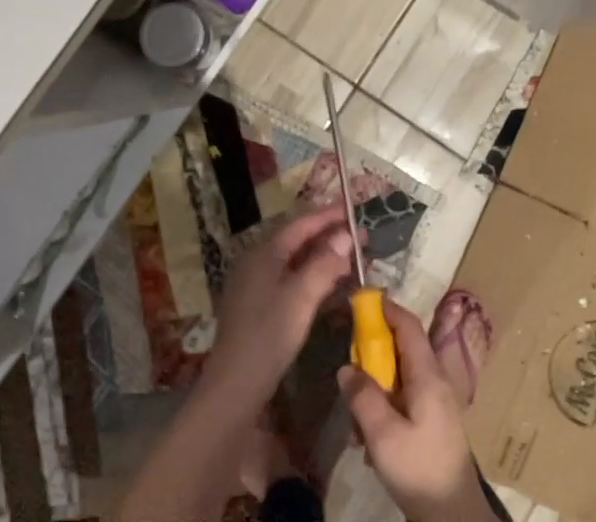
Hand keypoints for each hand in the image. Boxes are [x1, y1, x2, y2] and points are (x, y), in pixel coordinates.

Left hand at [201, 204, 355, 405]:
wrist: (235, 385)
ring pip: (295, 260)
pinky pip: (291, 278)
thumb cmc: (268, 336)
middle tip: (361, 236)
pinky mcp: (259, 304)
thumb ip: (324, 264)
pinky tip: (331, 284)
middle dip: (329, 236)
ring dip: (323, 257)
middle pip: (297, 240)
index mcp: (264, 253)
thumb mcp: (301, 297)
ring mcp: (256, 284)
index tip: (354, 209)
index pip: (300, 224)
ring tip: (352, 257)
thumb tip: (346, 235)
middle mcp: (257, 262)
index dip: (328, 216)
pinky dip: (313, 276)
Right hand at [339, 301, 496, 521]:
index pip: (409, 326)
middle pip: (403, 349)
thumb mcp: (383, 434)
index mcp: (428, 375)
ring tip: (358, 422)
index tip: (361, 300)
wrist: (452, 512)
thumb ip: (363, 397)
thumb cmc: (419, 468)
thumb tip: (346, 368)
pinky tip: (370, 440)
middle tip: (349, 368)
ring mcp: (436, 401)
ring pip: (400, 376)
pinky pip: (403, 399)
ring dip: (375, 389)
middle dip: (373, 354)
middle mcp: (436, 380)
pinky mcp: (432, 421)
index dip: (386, 309)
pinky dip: (384, 408)